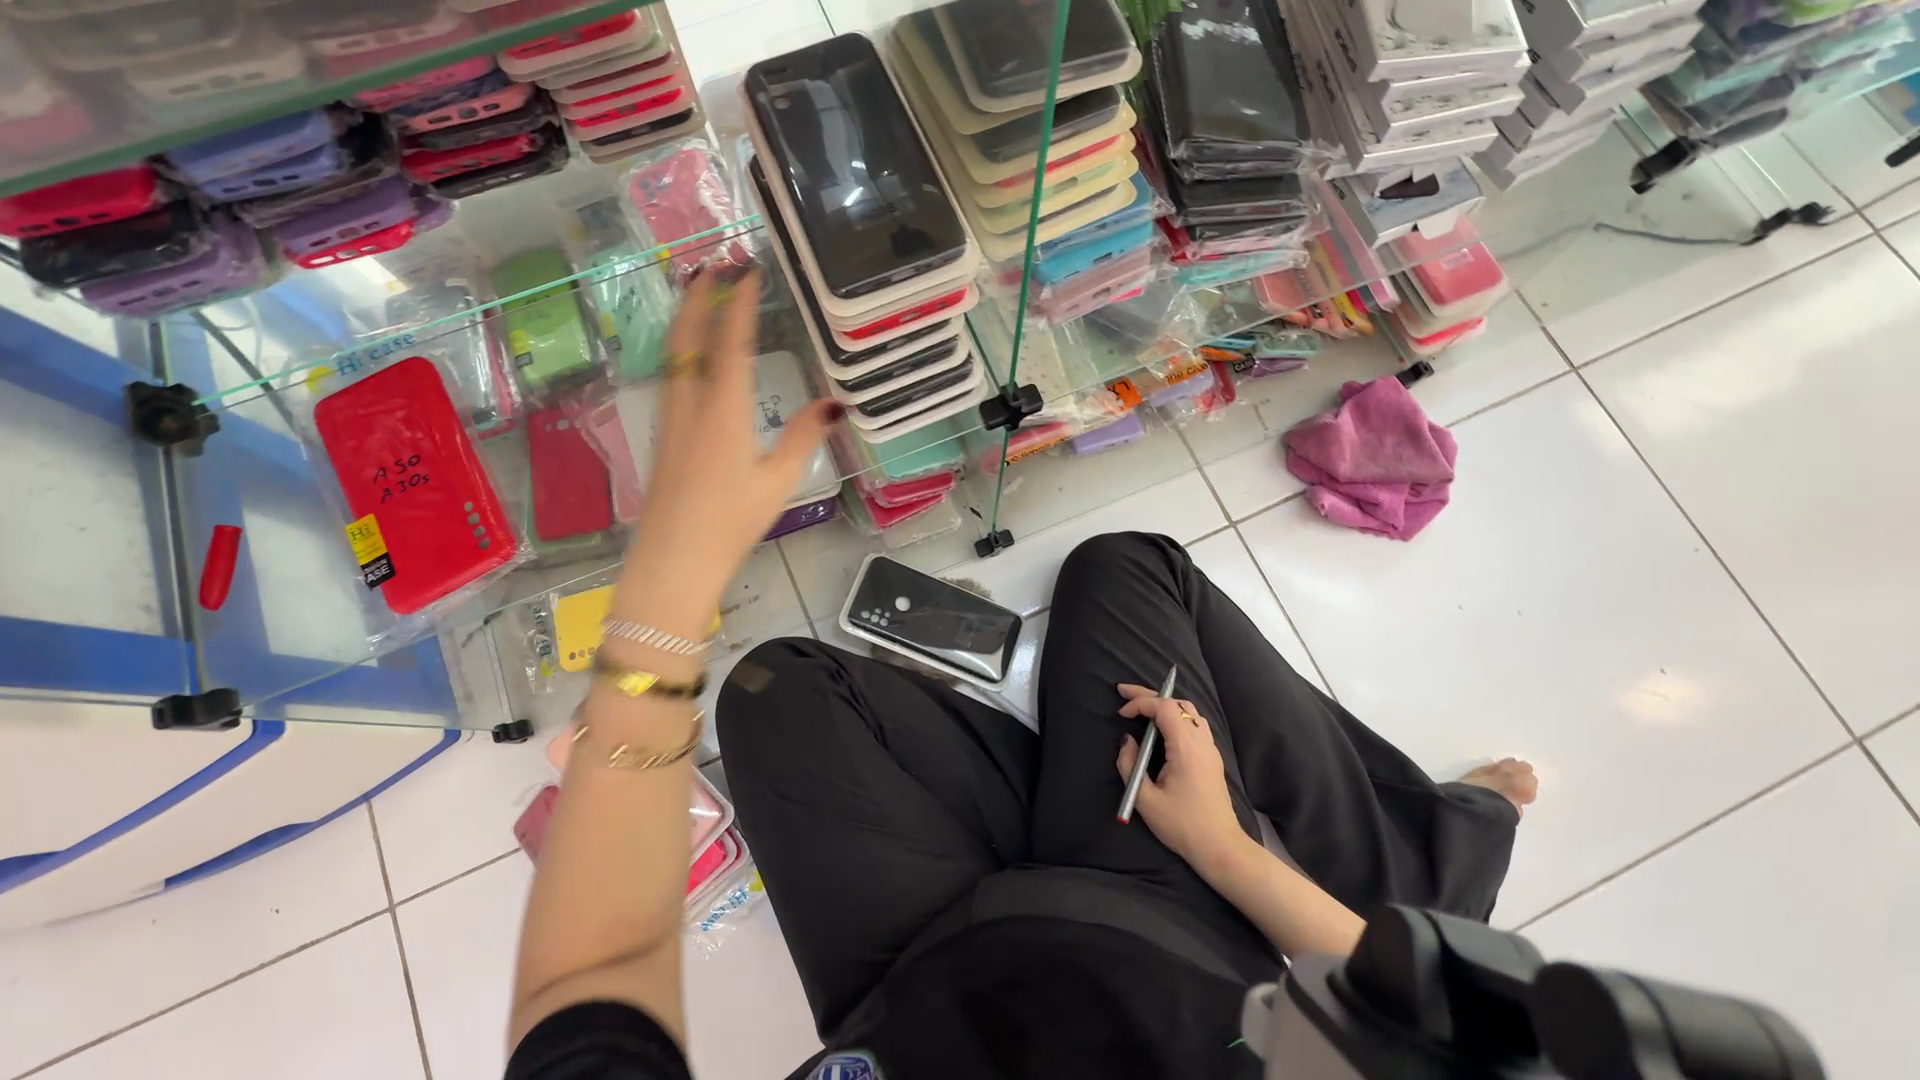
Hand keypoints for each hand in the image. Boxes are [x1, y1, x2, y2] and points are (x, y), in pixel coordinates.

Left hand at [618, 269, 838, 635]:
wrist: (674, 558)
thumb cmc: (731, 522)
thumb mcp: (778, 481)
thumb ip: (804, 437)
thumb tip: (835, 403)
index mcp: (724, 411)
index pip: (730, 342)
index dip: (739, 302)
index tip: (747, 269)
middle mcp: (690, 404)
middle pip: (688, 336)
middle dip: (699, 295)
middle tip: (713, 263)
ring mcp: (669, 418)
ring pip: (671, 353)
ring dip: (684, 317)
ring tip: (696, 291)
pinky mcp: (660, 435)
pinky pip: (668, 375)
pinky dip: (677, 348)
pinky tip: (685, 352)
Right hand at [1114, 683, 1246, 869]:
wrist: (1219, 846)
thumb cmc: (1181, 825)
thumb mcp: (1145, 799)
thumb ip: (1130, 765)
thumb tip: (1127, 741)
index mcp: (1186, 748)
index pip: (1164, 708)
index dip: (1140, 703)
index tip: (1121, 714)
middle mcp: (1202, 742)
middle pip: (1177, 704)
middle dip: (1149, 695)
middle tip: (1123, 692)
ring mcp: (1210, 749)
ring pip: (1189, 711)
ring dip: (1165, 704)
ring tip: (1142, 706)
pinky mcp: (1212, 758)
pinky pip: (1196, 723)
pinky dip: (1176, 715)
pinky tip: (1163, 726)